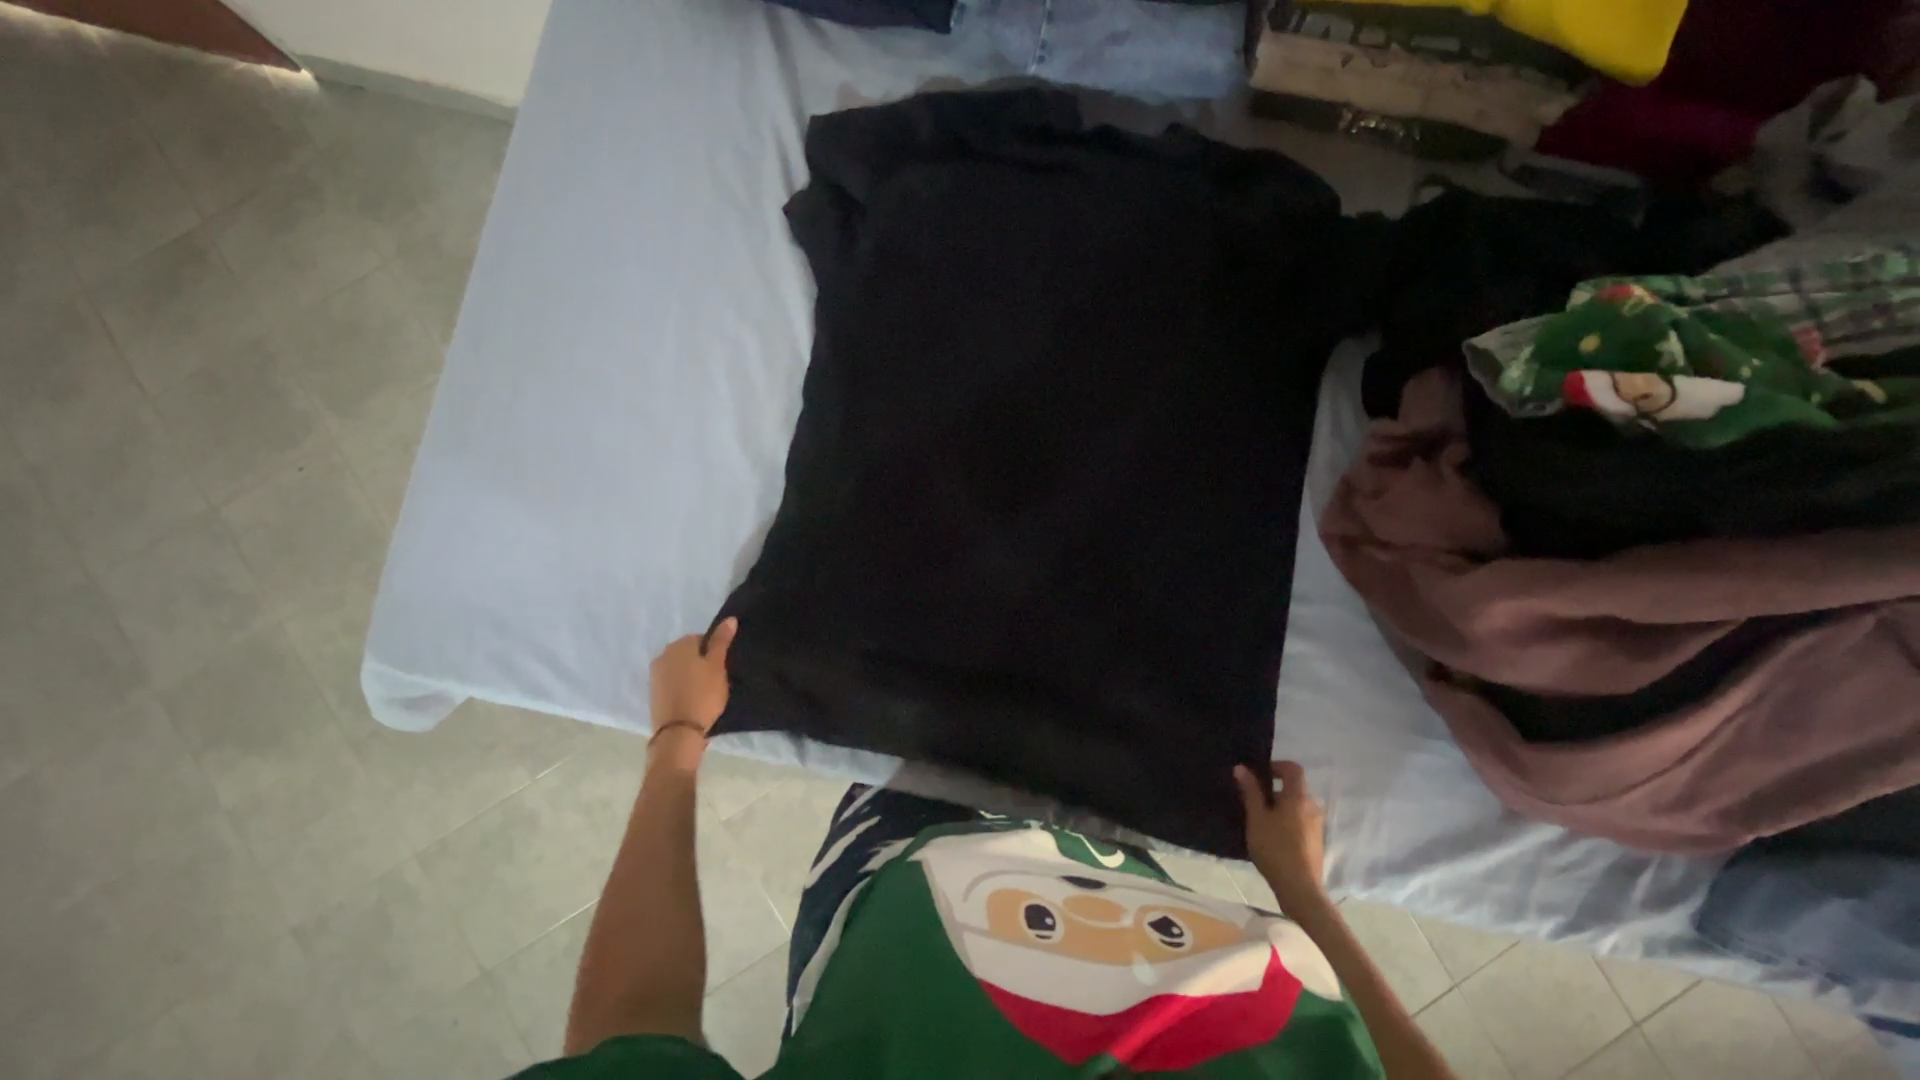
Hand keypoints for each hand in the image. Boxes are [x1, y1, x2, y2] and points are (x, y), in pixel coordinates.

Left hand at [647, 618, 737, 763]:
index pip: (701, 639)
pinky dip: (681, 688)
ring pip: (679, 668)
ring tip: (704, 693)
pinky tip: (691, 700)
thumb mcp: (717, 666)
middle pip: (688, 653)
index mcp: (680, 645)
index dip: (714, 653)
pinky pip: (672, 683)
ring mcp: (656, 674)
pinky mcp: (653, 692)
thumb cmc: (703, 695)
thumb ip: (721, 641)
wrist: (678, 731)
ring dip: (690, 676)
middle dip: (700, 663)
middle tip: (715, 681)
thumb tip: (729, 618)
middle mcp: (664, 654)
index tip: (721, 669)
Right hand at [1234, 761, 1329, 918]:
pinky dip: (1288, 821)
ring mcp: (1318, 825)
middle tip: (1253, 802)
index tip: (1259, 775)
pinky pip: (1301, 821)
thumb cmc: (1274, 848)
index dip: (1276, 766)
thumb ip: (1250, 792)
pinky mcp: (1317, 841)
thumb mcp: (1256, 818)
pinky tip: (1273, 838)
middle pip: (1295, 788)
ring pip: (1298, 806)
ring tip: (1261, 822)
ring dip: (1281, 807)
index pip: (1293, 769)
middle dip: (1274, 790)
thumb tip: (1242, 768)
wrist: (1300, 887)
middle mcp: (1313, 807)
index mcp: (1298, 797)